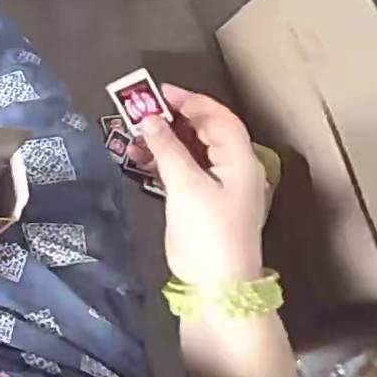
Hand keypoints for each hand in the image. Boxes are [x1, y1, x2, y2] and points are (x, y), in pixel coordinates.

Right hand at [137, 84, 269, 287]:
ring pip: (193, 150)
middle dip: (174, 119)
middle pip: (206, 131)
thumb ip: (167, 149)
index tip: (158, 93)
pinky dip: (166, 160)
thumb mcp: (186, 186)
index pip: (217, 117)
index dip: (189, 100)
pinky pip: (186, 170)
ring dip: (167, 140)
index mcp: (240, 159)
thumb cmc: (208, 232)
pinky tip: (142, 159)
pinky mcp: (204, 202)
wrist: (217, 284)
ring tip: (137, 136)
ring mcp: (220, 186)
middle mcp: (235, 167)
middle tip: (142, 112)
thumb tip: (149, 119)